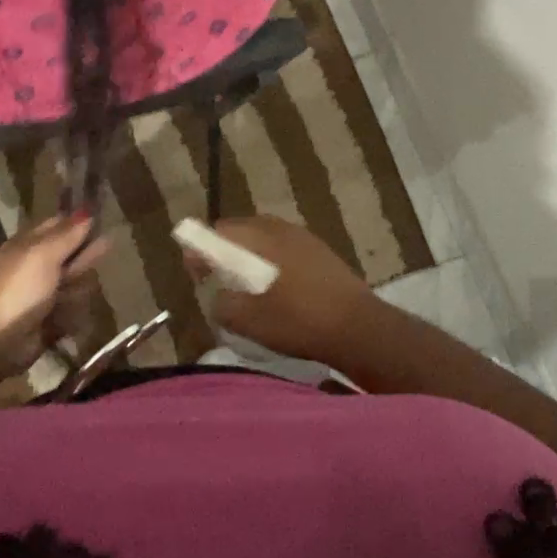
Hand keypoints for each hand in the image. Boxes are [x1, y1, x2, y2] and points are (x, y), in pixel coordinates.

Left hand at [0, 215, 108, 374]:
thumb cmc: (15, 290)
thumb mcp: (40, 254)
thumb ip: (66, 234)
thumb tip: (87, 212)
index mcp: (27, 245)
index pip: (59, 225)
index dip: (78, 223)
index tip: (101, 222)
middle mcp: (37, 267)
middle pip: (73, 255)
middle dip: (85, 257)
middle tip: (102, 252)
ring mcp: (45, 295)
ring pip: (78, 284)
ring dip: (77, 290)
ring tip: (66, 299)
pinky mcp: (52, 321)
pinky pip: (74, 312)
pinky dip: (71, 316)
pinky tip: (63, 319)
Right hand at [187, 216, 374, 364]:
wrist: (359, 328)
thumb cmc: (299, 321)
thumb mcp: (249, 320)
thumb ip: (223, 304)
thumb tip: (216, 297)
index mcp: (260, 237)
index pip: (217, 231)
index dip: (199, 250)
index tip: (196, 275)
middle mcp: (281, 228)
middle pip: (240, 231)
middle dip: (223, 251)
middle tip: (218, 281)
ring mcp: (305, 238)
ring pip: (264, 239)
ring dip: (249, 256)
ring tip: (246, 287)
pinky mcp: (322, 253)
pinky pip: (285, 249)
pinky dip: (272, 262)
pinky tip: (277, 290)